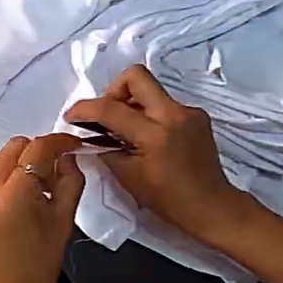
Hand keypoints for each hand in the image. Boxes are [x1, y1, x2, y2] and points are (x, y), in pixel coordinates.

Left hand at [0, 134, 84, 282]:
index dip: (59, 142)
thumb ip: (70, 182)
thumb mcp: (64, 221)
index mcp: (13, 194)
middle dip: (39, 151)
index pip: (37, 149)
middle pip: (15, 146)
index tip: (75, 145)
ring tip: (43, 188)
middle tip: (58, 170)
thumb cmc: (40, 265)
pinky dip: (12, 177)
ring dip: (24, 163)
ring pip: (2, 159)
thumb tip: (69, 158)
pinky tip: (26, 199)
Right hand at [63, 65, 258, 243]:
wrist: (211, 206)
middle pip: (136, 77)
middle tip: (106, 115)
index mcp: (156, 133)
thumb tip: (92, 138)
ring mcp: (189, 112)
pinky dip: (149, 116)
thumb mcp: (128, 177)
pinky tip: (148, 140)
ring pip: (151, 90)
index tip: (71, 116)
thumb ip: (107, 151)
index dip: (84, 109)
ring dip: (131, 104)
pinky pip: (165, 105)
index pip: (111, 108)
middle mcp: (175, 114)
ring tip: (125, 131)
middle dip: (113, 91)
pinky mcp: (197, 116)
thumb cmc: (168, 200)